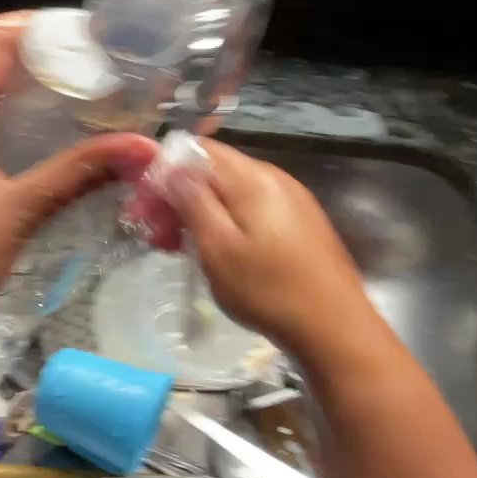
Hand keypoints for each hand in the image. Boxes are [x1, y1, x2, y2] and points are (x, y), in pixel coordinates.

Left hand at [0, 15, 161, 325]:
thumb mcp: (19, 212)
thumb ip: (78, 172)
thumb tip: (143, 147)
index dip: (33, 26)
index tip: (86, 32)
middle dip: (31, 44)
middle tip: (88, 53)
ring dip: (17, 72)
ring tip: (73, 75)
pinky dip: (4, 101)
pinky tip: (41, 116)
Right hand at [172, 138, 381, 361]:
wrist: (331, 326)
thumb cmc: (266, 289)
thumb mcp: (217, 247)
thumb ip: (193, 200)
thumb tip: (171, 165)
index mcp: (253, 180)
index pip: (198, 150)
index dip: (164, 171)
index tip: (145, 207)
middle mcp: (274, 179)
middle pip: (212, 170)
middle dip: (175, 196)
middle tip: (154, 237)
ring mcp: (289, 199)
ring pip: (227, 191)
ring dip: (194, 212)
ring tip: (176, 248)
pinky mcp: (296, 221)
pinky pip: (246, 207)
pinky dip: (220, 222)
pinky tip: (211, 251)